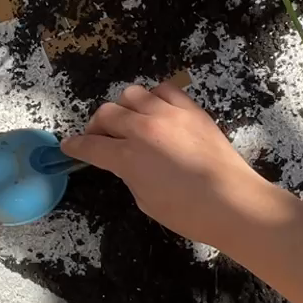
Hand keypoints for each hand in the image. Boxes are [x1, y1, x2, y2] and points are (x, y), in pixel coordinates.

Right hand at [60, 79, 302, 253]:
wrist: (233, 202)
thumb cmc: (188, 213)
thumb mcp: (145, 199)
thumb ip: (127, 173)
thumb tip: (123, 160)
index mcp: (128, 157)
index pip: (90, 146)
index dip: (76, 146)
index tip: (69, 145)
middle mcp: (143, 129)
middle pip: (106, 114)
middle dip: (96, 127)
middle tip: (100, 138)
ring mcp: (168, 114)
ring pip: (131, 94)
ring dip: (123, 108)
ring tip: (129, 121)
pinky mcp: (191, 109)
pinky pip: (164, 90)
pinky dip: (153, 98)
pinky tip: (156, 111)